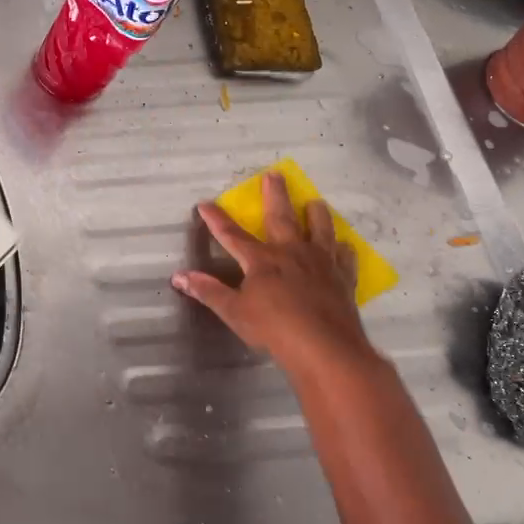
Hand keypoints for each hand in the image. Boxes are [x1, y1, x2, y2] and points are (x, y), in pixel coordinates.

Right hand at [172, 172, 373, 374]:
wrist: (326, 348)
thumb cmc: (273, 328)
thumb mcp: (233, 311)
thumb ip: (208, 291)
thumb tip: (179, 277)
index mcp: (261, 260)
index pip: (232, 234)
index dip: (216, 218)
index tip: (205, 203)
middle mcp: (291, 253)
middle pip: (281, 218)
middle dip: (275, 196)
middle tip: (275, 175)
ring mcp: (321, 264)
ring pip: (320, 230)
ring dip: (316, 214)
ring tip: (315, 202)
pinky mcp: (342, 280)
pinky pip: (344, 258)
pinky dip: (342, 250)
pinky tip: (344, 245)